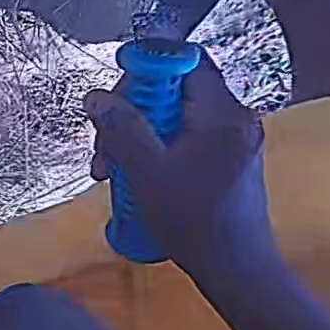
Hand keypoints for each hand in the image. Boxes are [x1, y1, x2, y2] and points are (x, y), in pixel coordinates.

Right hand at [85, 55, 275, 273]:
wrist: (234, 268)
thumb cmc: (194, 220)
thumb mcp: (147, 171)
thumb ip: (121, 128)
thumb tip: (95, 96)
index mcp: (223, 115)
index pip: (186, 61)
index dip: (146, 67)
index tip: (114, 94)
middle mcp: (232, 119)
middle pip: (170, 89)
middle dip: (128, 112)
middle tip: (104, 144)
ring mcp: (228, 139)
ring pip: (168, 115)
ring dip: (131, 135)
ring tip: (108, 167)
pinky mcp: (220, 157)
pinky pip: (176, 136)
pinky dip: (148, 148)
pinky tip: (129, 173)